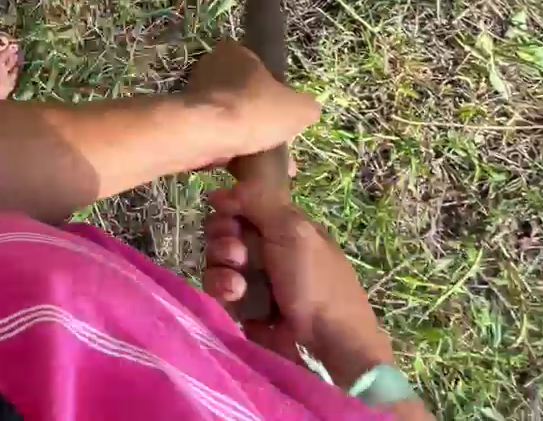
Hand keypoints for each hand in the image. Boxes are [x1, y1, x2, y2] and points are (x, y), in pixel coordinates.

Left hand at [184, 40, 320, 162]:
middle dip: (266, 122)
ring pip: (234, 119)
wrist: (208, 132)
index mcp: (233, 53)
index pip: (259, 67)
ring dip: (253, 141)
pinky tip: (253, 170)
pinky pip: (219, 135)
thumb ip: (305, 105)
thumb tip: (302, 110)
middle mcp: (210, 68)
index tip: (286, 111)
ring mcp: (196, 95)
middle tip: (282, 143)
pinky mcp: (188, 119)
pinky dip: (235, 151)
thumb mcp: (300, 107)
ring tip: (274, 164)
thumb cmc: (256, 109)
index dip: (276, 89)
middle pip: (247, 97)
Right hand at [202, 182, 393, 387]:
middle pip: (222, 229)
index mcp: (283, 228)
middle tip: (240, 254)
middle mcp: (265, 249)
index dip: (230, 209)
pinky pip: (215, 284)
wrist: (328, 348)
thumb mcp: (294, 230)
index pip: (240, 206)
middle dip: (224, 239)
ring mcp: (252, 278)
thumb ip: (256, 200)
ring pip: (215, 257)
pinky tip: (237, 296)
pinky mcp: (240, 303)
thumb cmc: (317, 283)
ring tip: (239, 283)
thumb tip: (216, 194)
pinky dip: (222, 288)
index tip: (232, 217)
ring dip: (222, 266)